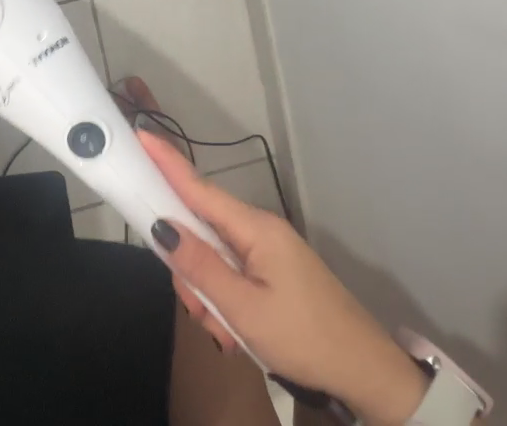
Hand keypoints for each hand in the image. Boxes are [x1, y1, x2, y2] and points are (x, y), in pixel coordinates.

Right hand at [138, 131, 429, 424]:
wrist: (364, 371)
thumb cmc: (304, 337)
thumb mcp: (243, 308)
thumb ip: (200, 266)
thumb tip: (162, 227)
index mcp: (255, 229)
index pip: (199, 189)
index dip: (168, 164)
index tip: (141, 136)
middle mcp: (260, 231)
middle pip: (200, 233)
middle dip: (191, 273)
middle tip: (204, 313)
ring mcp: (267, 252)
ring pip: (213, 260)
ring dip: (209, 297)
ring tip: (230, 333)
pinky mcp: (273, 272)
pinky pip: (231, 275)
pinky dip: (225, 302)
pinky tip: (238, 333)